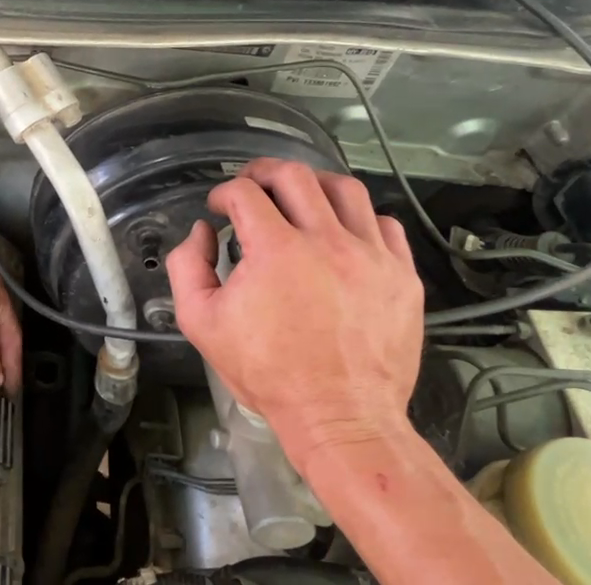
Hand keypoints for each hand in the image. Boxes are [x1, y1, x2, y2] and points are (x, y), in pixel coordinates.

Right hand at [166, 159, 422, 457]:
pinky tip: (342, 233)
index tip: (218, 208)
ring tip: (299, 200)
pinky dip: (359, 219)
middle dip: (263, 172)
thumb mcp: (201, 323)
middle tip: (252, 187)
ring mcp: (371, 256)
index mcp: (275, 250)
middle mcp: (326, 241)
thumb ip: (187, 266)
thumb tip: (202, 231)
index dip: (223, 192)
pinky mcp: (402, 276)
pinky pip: (384, 224)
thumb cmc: (267, 372)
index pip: (244, 192)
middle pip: (294, 175)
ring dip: (313, 185)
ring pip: (345, 189)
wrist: (341, 418)